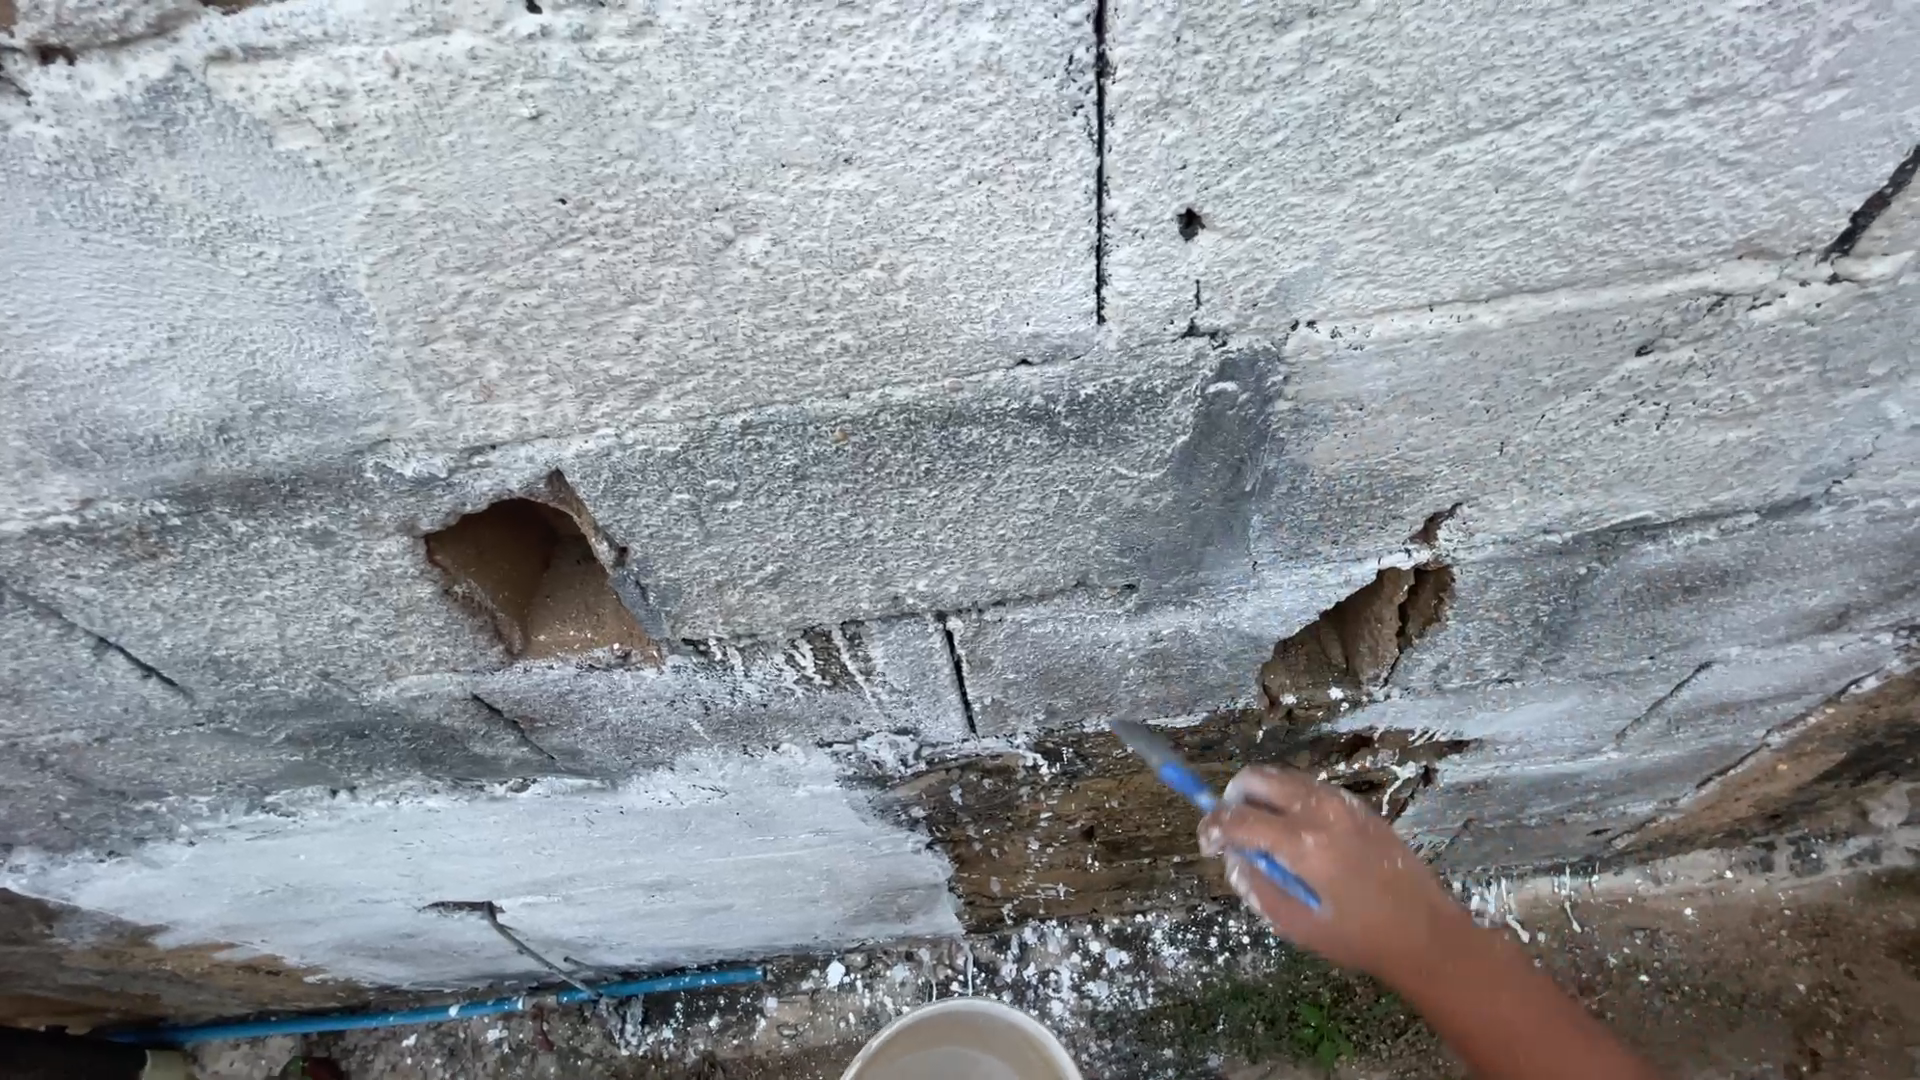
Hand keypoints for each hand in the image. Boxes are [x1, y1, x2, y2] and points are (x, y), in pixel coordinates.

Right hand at [1198, 766, 1472, 982]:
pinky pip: (1308, 787)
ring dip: (1261, 796)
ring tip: (1265, 831)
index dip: (1212, 827)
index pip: (1236, 818)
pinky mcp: (1356, 804)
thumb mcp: (1296, 924)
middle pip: (1255, 778)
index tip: (1208, 844)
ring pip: (1281, 776)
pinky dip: (1289, 799)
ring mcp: (1340, 802)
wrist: (1429, 935)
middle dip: (1233, 798)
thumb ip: (1255, 885)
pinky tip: (1298, 832)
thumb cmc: (1359, 938)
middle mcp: (1319, 811)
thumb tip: (1234, 856)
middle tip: (1234, 828)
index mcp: (1302, 844)